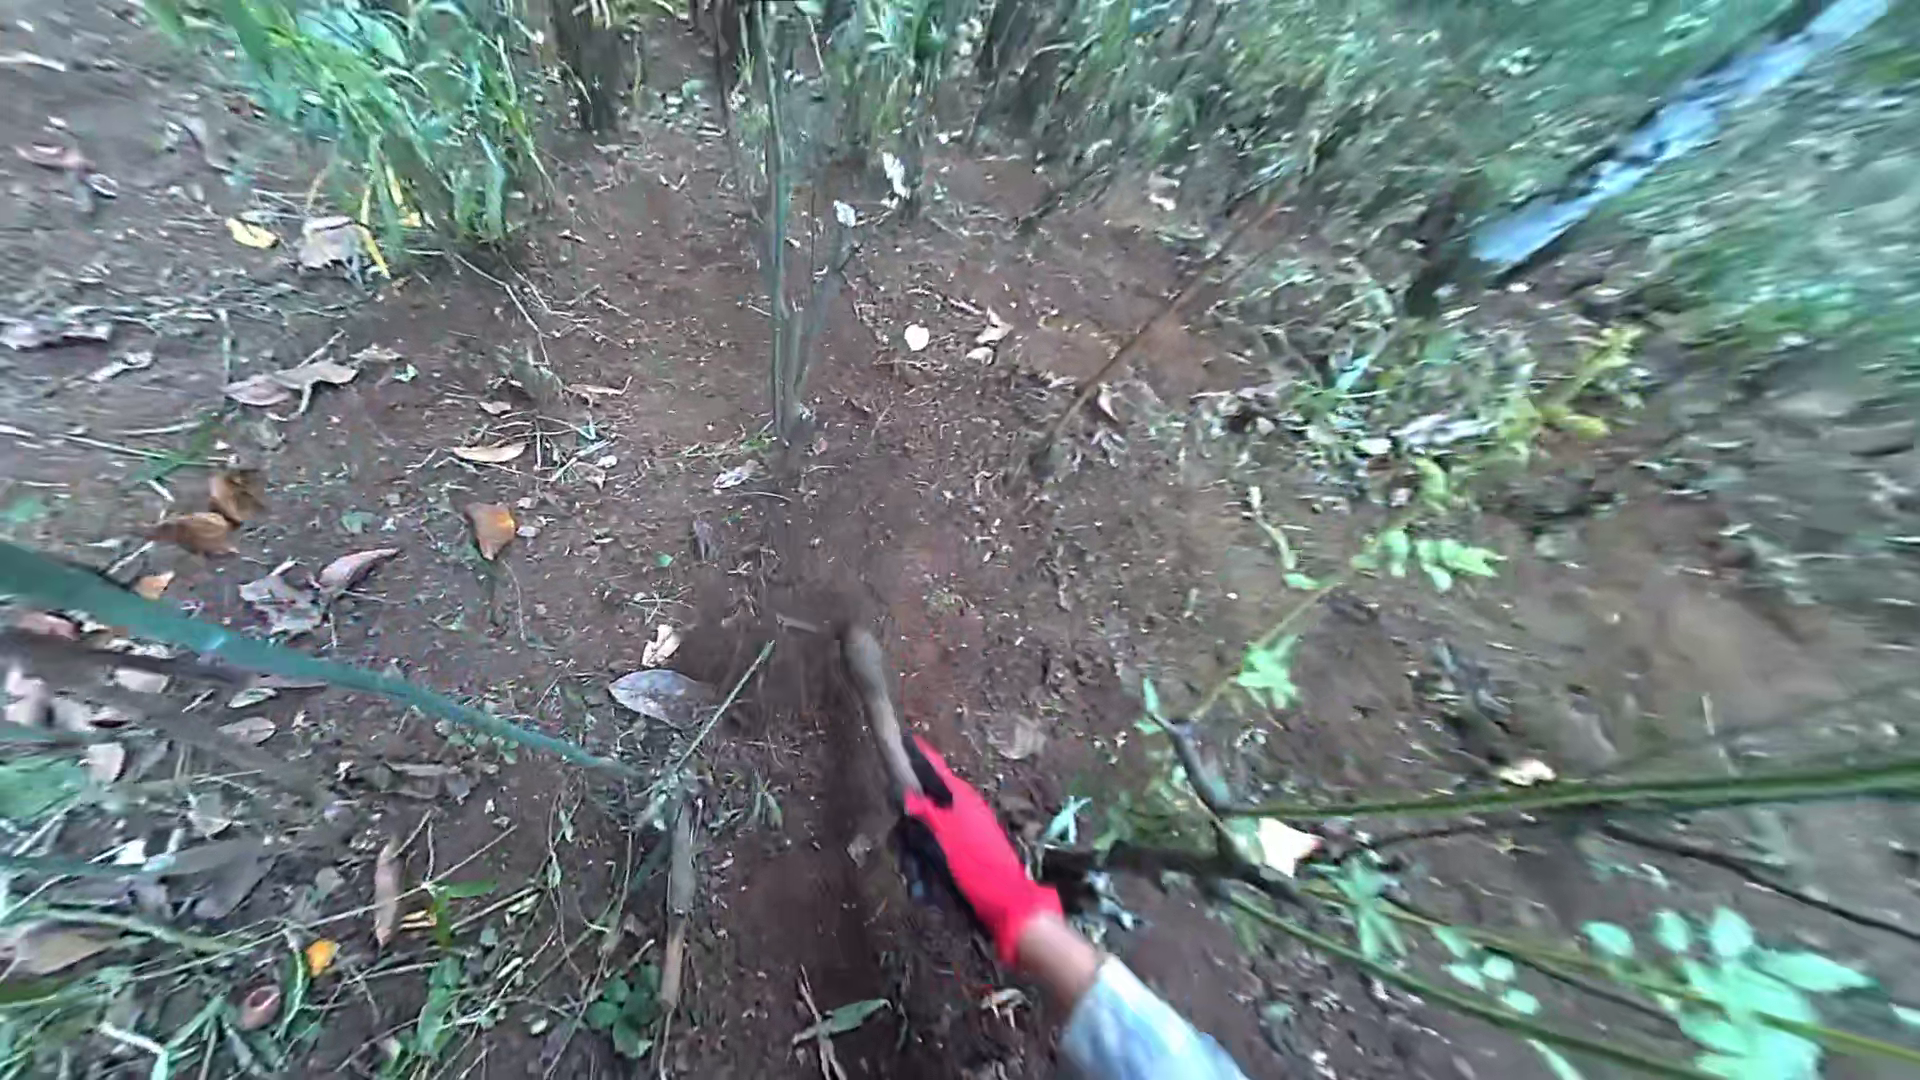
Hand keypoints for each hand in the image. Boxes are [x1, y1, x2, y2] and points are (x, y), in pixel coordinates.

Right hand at [899, 737, 1061, 965]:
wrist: (1008, 905)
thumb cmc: (980, 867)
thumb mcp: (948, 839)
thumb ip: (926, 814)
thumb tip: (906, 792)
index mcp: (960, 798)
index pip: (934, 768)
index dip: (918, 756)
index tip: (904, 743)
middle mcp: (961, 809)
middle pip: (924, 806)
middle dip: (910, 830)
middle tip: (904, 851)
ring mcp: (963, 831)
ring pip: (927, 833)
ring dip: (918, 857)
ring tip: (919, 883)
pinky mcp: (963, 853)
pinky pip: (936, 853)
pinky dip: (929, 868)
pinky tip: (926, 889)